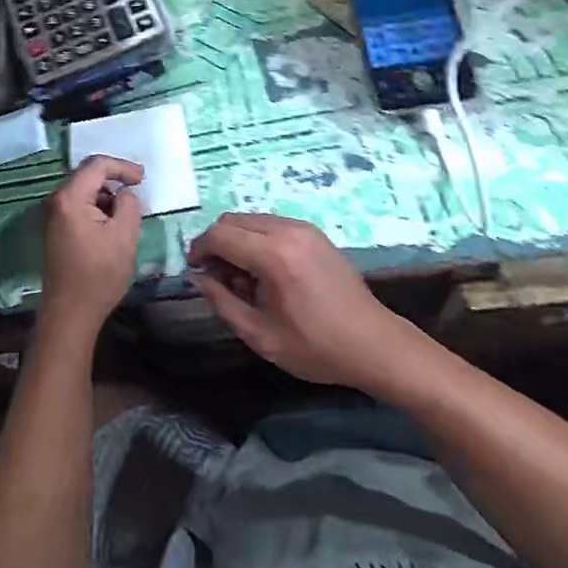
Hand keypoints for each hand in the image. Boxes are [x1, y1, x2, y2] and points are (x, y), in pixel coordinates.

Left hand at [39, 155, 144, 338]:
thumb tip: (124, 194)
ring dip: (106, 194)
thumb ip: (128, 205)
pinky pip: (78, 205)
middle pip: (87, 174)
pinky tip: (112, 220)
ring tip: (128, 207)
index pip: (97, 165)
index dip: (122, 166)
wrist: (70, 313)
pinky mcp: (55, 229)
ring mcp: (53, 216)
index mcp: (70, 198)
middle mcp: (55, 201)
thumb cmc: (99, 274)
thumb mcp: (124, 235)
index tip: (143, 178)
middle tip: (138, 186)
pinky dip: (97, 206)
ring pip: (83, 190)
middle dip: (114, 177)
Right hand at [190, 214, 420, 390]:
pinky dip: (257, 240)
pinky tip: (265, 271)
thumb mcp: (259, 335)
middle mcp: (288, 231)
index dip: (199, 250)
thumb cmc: (315, 347)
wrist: (373, 344)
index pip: (219, 235)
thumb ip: (222, 301)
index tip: (194, 271)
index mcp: (273, 255)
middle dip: (216, 243)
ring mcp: (304, 228)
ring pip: (251, 220)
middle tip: (217, 277)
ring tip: (242, 278)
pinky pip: (272, 225)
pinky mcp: (315, 233)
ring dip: (237, 241)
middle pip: (232, 220)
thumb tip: (198, 277)